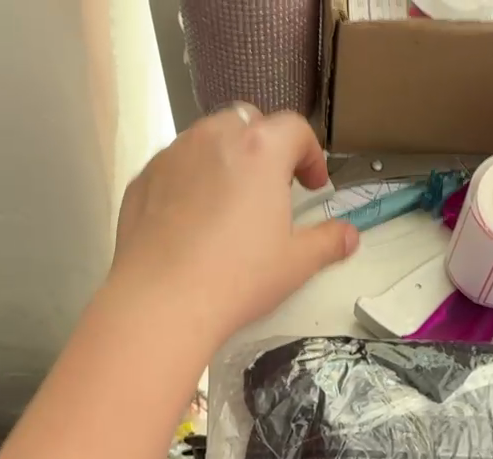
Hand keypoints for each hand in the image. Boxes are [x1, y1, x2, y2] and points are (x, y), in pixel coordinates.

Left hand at [106, 104, 358, 349]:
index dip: (310, 154)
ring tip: (232, 207)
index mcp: (260, 150)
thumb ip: (328, 242)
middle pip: (249, 123)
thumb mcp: (295, 264)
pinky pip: (175, 168)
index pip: (295, 128)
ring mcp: (173, 155)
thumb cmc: (236, 279)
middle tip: (273, 190)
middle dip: (266, 148)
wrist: (162, 301)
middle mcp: (214, 138)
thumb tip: (349, 236)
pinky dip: (191, 182)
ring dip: (226, 161)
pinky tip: (195, 224)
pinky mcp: (143, 179)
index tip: (313, 184)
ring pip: (207, 140)